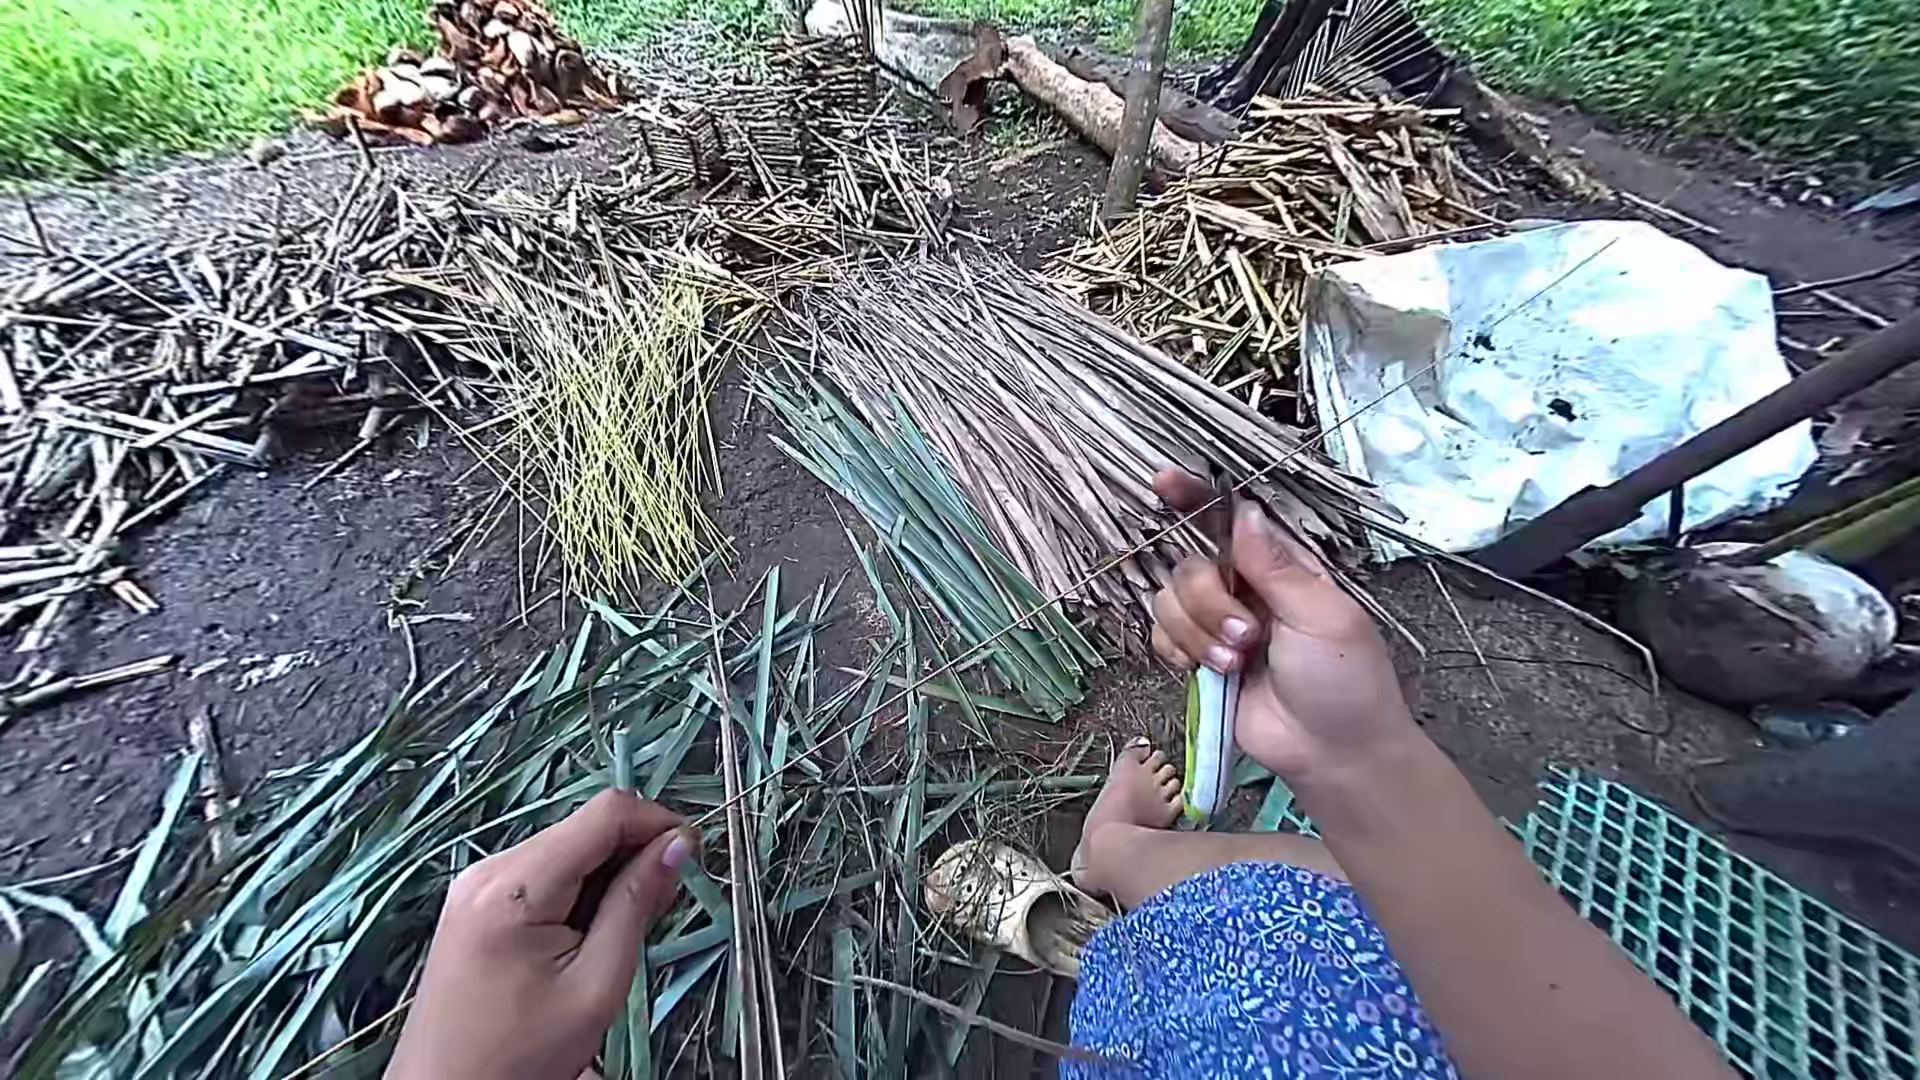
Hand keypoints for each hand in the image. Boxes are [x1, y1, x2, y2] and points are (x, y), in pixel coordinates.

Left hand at [386, 790, 697, 1079]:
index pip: (606, 813)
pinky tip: (595, 923)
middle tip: (663, 899)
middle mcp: (490, 868)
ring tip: (629, 919)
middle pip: (592, 825)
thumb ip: (638, 901)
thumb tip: (680, 842)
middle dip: (638, 850)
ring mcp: (481, 881)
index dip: (658, 821)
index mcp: (512, 888)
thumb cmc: (522, 1060)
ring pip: (578, 841)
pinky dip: (589, 881)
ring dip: (616, 868)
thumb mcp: (597, 984)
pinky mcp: (482, 896)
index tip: (689, 855)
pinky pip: (556, 863)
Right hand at [1149, 469, 1421, 782]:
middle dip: (1208, 604)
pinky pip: (1159, 636)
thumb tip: (1242, 512)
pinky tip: (1206, 671)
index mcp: (1274, 568)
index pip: (1226, 521)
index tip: (1163, 482)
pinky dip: (1177, 652)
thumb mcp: (1324, 614)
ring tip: (1234, 664)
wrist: (1330, 751)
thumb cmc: (1344, 678)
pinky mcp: (1192, 655)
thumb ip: (1276, 565)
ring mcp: (1211, 623)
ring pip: (1167, 602)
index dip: (1193, 498)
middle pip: (1187, 567)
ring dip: (1197, 636)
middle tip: (1246, 639)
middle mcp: (1237, 588)